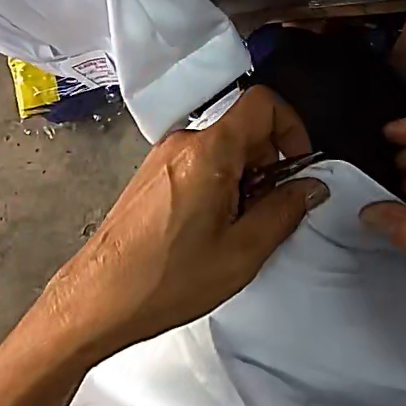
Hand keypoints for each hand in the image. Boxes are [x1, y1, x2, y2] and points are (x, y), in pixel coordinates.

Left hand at [45, 86, 327, 353]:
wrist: (94, 302)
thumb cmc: (160, 280)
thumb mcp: (243, 252)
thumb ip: (287, 210)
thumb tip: (311, 187)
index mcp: (210, 152)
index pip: (264, 103)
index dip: (293, 127)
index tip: (298, 164)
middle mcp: (185, 143)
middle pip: (247, 129)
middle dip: (271, 163)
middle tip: (271, 209)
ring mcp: (166, 157)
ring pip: (226, 148)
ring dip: (246, 178)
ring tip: (238, 227)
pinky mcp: (155, 174)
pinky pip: (203, 162)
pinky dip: (222, 184)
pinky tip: (213, 229)